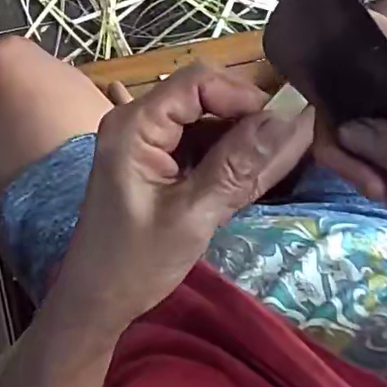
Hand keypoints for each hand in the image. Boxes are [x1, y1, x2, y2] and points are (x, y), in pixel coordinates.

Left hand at [48, 64, 313, 334]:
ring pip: (209, 117)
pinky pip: (202, 139)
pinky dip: (229, 153)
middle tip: (282, 148)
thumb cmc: (134, 264)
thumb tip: (291, 122)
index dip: (243, 96)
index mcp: (135, 124)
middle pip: (206, 94)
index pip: (198, 82)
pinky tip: (249, 173)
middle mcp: (139, 119)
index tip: (281, 125)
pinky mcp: (159, 156)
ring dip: (242, 136)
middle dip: (247, 116)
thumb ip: (240, 165)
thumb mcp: (193, 215)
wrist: (95, 304)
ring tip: (270, 164)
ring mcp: (148, 137)